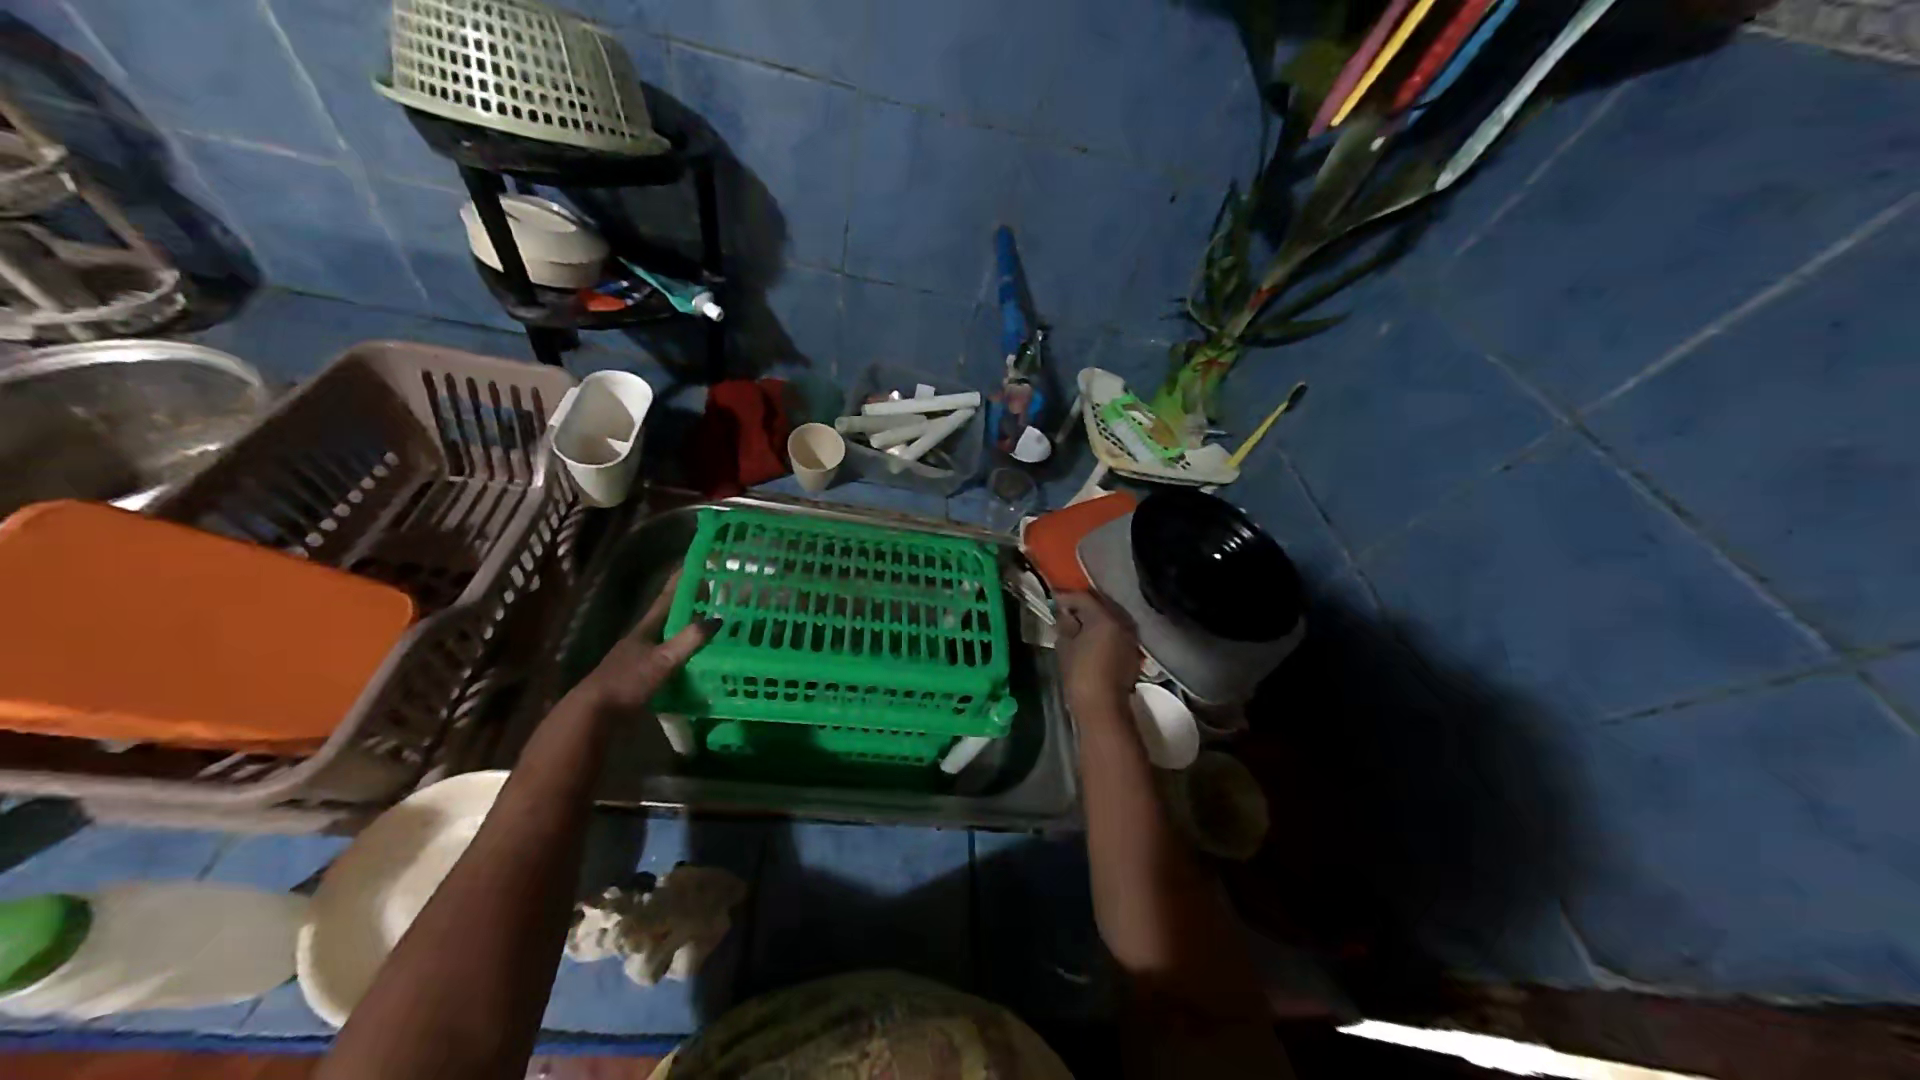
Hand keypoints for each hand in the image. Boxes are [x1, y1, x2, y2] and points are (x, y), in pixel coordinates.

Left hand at [581, 571, 717, 711]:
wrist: (596, 716)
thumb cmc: (627, 681)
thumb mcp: (662, 659)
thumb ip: (689, 640)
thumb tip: (717, 619)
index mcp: (646, 629)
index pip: (667, 598)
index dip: (681, 581)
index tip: (697, 565)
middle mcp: (645, 640)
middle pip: (672, 618)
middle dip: (692, 607)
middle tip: (717, 597)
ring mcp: (644, 660)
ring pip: (673, 640)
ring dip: (692, 633)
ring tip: (717, 627)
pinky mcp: (647, 680)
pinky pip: (674, 662)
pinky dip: (689, 658)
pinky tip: (704, 661)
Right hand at [1055, 592, 1140, 707]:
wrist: (1103, 707)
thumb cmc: (1079, 674)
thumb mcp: (1065, 646)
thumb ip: (1065, 624)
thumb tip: (1065, 614)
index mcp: (1104, 618)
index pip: (1084, 597)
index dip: (1066, 597)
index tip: (1053, 599)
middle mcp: (1122, 623)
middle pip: (1101, 605)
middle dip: (1083, 605)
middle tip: (1065, 609)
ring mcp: (1130, 637)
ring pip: (1110, 618)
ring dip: (1095, 618)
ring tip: (1078, 624)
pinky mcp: (1132, 651)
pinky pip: (1116, 632)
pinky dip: (1104, 631)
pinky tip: (1091, 638)